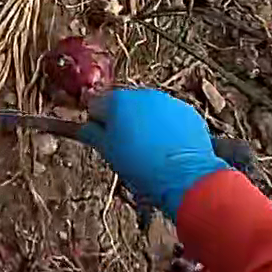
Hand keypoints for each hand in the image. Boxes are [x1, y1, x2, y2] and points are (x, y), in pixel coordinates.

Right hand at [77, 88, 227, 216]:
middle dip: (122, 122)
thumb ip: (93, 135)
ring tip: (148, 150)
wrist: (184, 176)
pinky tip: (166, 148)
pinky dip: (166, 127)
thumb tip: (85, 128)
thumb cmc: (143, 166)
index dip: (97, 123)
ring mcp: (166, 101)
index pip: (96, 105)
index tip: (103, 138)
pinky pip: (170, 115)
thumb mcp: (109, 153)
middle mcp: (142, 95)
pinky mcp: (186, 111)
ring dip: (144, 123)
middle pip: (123, 105)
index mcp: (118, 101)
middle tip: (125, 147)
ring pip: (147, 109)